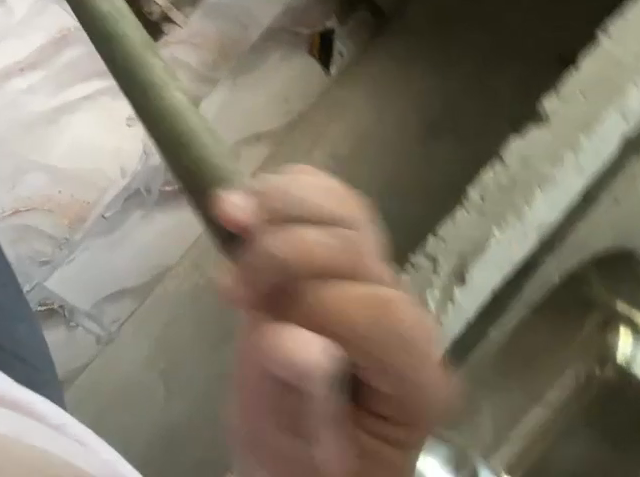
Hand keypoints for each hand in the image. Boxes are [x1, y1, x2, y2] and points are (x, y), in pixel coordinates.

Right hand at [216, 166, 456, 476]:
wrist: (294, 453)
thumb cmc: (294, 465)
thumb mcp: (289, 458)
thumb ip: (297, 402)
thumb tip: (300, 340)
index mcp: (411, 379)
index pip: (371, 310)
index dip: (303, 297)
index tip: (239, 308)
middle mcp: (405, 319)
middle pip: (355, 244)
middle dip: (279, 250)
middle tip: (228, 285)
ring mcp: (377, 280)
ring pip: (343, 207)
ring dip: (276, 203)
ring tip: (229, 218)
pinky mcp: (343, 254)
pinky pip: (325, 197)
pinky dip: (281, 189)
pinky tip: (246, 208)